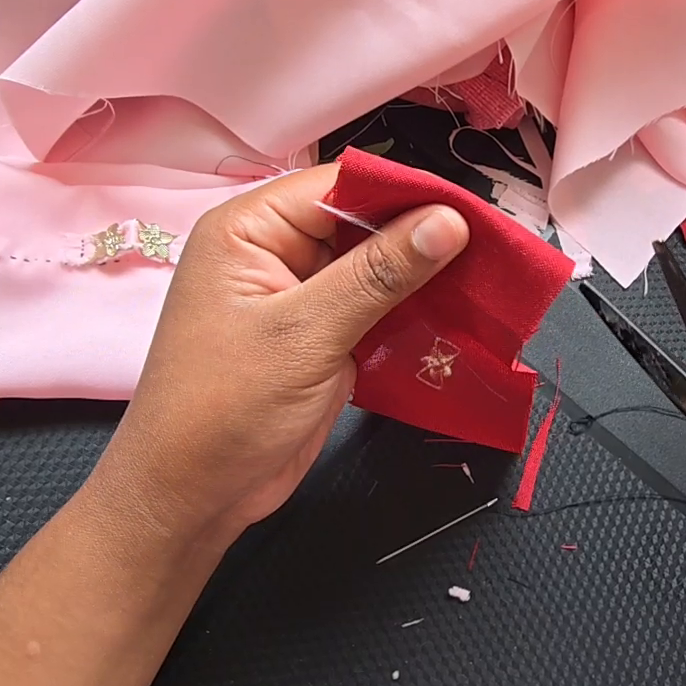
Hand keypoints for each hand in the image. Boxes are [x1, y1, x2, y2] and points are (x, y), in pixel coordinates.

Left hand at [86, 164, 468, 544]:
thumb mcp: (306, 334)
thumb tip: (449, 220)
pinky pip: (375, 305)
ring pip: (374, 265)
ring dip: (422, 273)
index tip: (469, 208)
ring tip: (487, 274)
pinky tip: (458, 311)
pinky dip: (412, 309)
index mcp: (251, 230)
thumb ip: (379, 274)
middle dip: (420, 233)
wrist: (194, 499)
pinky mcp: (323, 334)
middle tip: (491, 244)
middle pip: (361, 222)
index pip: (339, 186)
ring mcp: (302, 295)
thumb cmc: (228, 408)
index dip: (404, 192)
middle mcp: (276, 251)